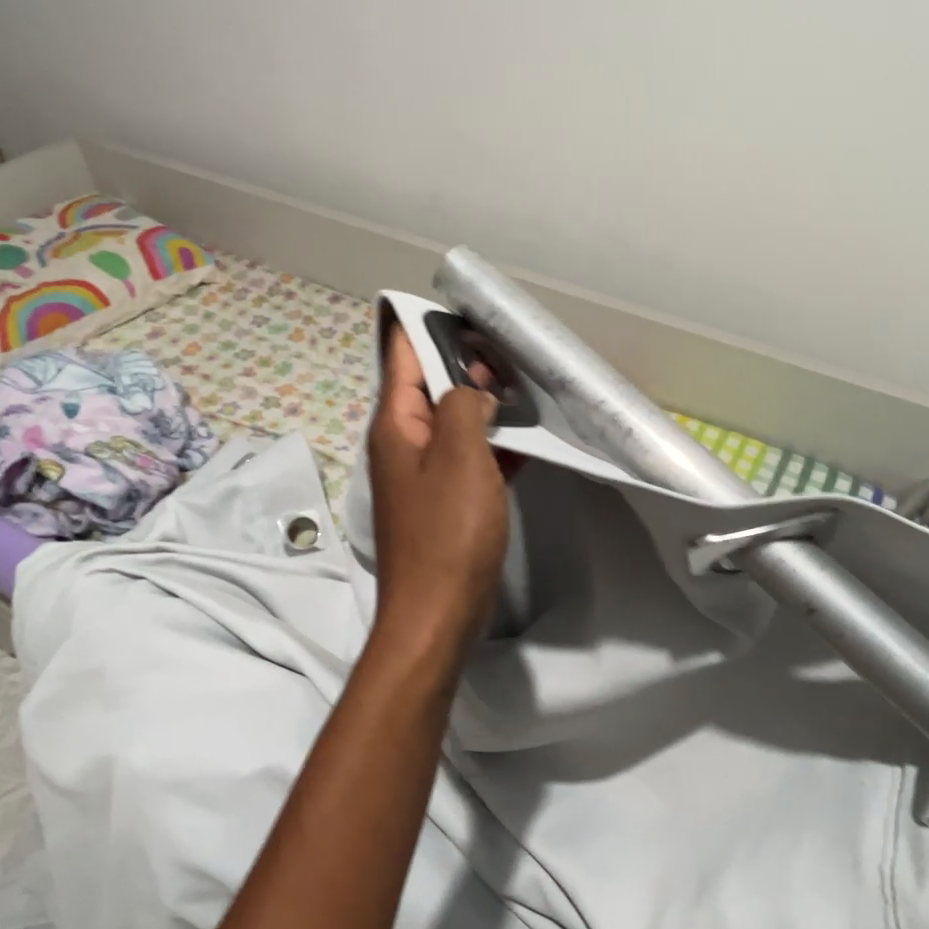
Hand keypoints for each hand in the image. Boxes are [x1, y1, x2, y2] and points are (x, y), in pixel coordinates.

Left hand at [367, 325, 511, 651]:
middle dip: (471, 367)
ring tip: (531, 389)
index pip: (406, 356)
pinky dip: (498, 448)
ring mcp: (426, 477)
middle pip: (434, 388)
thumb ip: (464, 406)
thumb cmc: (447, 533)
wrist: (437, 614)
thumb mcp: (460, 456)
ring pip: (458, 425)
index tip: (477, 313)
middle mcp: (405, 445)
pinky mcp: (448, 506)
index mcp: (396, 425)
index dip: (435, 328)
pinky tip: (533, 442)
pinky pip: (473, 462)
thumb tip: (471, 388)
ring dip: (490, 408)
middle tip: (517, 354)